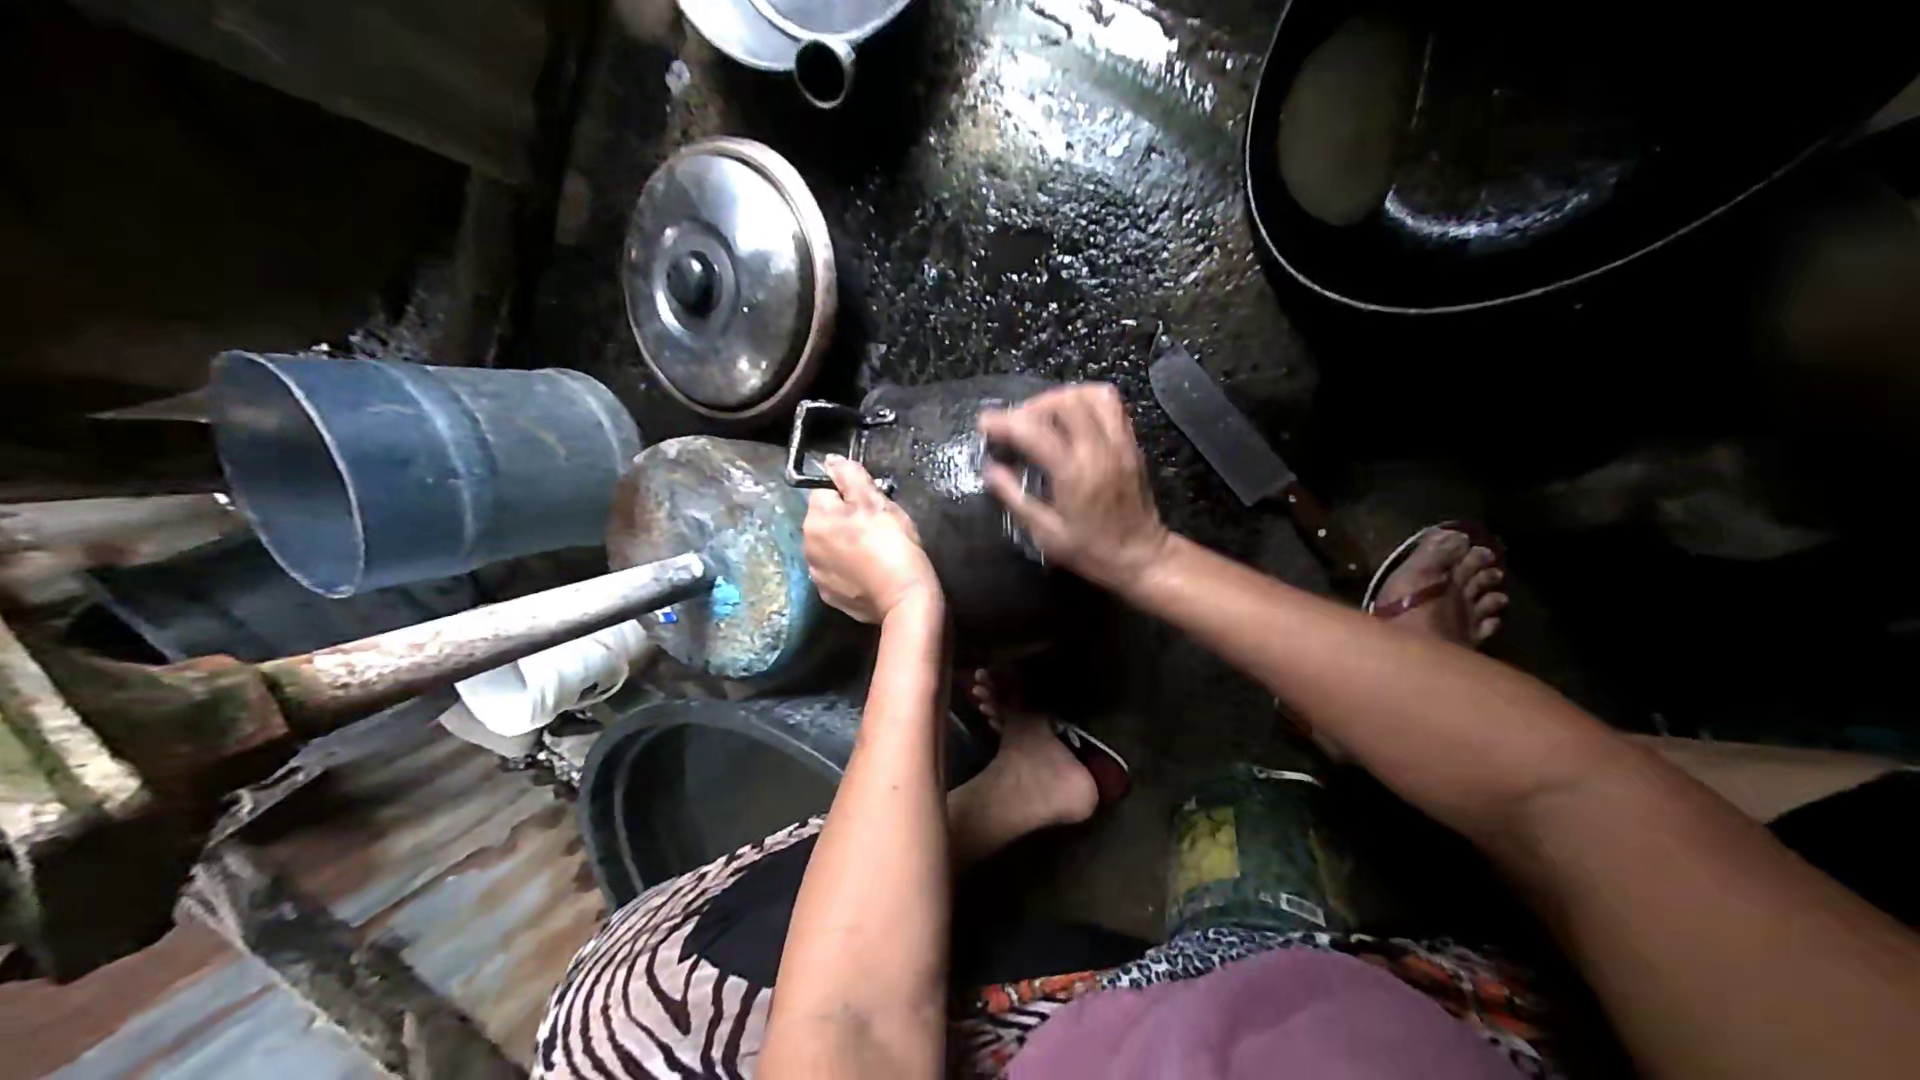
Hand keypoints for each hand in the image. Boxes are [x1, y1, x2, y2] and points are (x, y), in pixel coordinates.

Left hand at [803, 455, 940, 622]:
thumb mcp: (876, 501)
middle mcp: (807, 547)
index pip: (825, 491)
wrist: (904, 599)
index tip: (873, 503)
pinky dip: (851, 569)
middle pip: (826, 520)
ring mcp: (818, 575)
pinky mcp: (831, 596)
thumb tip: (830, 461)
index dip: (850, 493)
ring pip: (831, 547)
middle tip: (878, 526)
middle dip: (847, 519)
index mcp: (815, 520)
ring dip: (847, 544)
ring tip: (876, 551)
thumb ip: (850, 475)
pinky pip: (839, 573)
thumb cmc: (892, 544)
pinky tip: (871, 571)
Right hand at [977, 383, 1171, 587]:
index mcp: (1074, 472)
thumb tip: (990, 470)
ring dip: (1063, 397)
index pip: (1034, 430)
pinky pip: (1111, 406)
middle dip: (1033, 406)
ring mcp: (1120, 443)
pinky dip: (1086, 403)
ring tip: (1044, 416)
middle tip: (1016, 424)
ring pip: (1093, 394)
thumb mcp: (1045, 533)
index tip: (985, 423)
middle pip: (1065, 401)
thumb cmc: (1090, 551)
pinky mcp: (1131, 445)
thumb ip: (1015, 497)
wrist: (1141, 557)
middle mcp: (1099, 448)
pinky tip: (1071, 422)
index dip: (1004, 421)